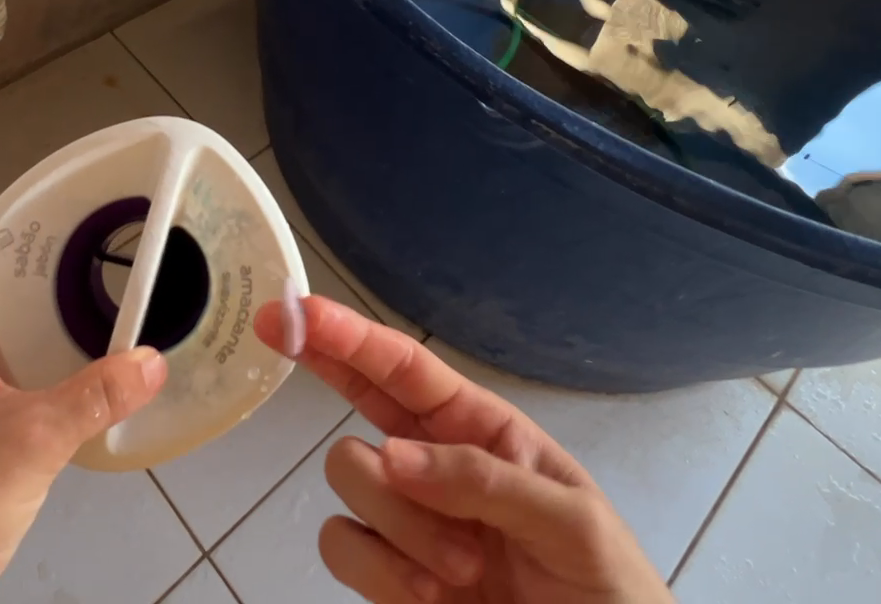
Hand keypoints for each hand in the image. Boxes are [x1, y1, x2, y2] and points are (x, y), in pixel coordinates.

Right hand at [256, 295, 669, 603]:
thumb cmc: (607, 591)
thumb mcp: (572, 523)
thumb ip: (485, 480)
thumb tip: (392, 456)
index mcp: (479, 428)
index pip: (406, 367)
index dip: (351, 332)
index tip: (301, 307)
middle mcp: (430, 458)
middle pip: (356, 393)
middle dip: (319, 356)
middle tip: (273, 325)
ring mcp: (402, 515)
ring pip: (348, 473)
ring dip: (399, 520)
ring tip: (464, 565)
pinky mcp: (382, 570)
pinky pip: (340, 543)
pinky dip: (381, 570)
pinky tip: (431, 594)